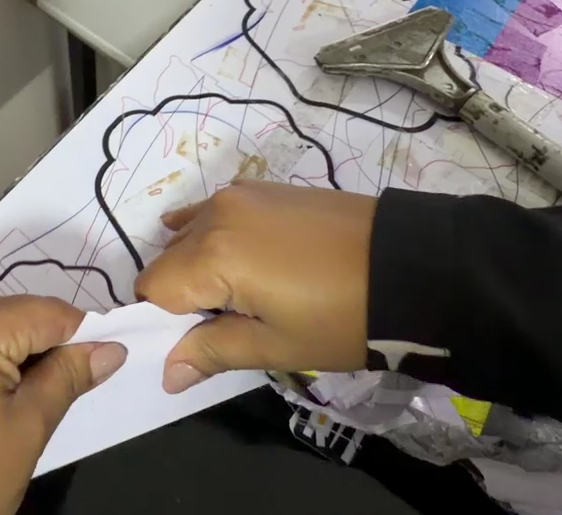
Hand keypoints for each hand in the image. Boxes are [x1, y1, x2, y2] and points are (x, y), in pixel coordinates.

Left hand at [0, 295, 126, 514]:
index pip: (48, 312)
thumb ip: (69, 377)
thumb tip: (111, 349)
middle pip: (18, 312)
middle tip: (71, 385)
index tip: (108, 358)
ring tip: (35, 393)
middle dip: (48, 343)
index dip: (83, 334)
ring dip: (18, 347)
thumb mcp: (27, 429)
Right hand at [134, 180, 374, 392]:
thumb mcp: (277, 346)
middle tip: (223, 324)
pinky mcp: (260, 188)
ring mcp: (237, 195)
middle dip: (180, 294)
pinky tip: (227, 252)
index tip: (196, 342)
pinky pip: (213, 210)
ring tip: (239, 293)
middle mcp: (214, 214)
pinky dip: (210, 233)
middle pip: (168, 258)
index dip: (163, 321)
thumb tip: (167, 373)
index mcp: (211, 254)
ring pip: (188, 233)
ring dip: (196, 264)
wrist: (408, 266)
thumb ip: (212, 352)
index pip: (153, 288)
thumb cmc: (340, 316)